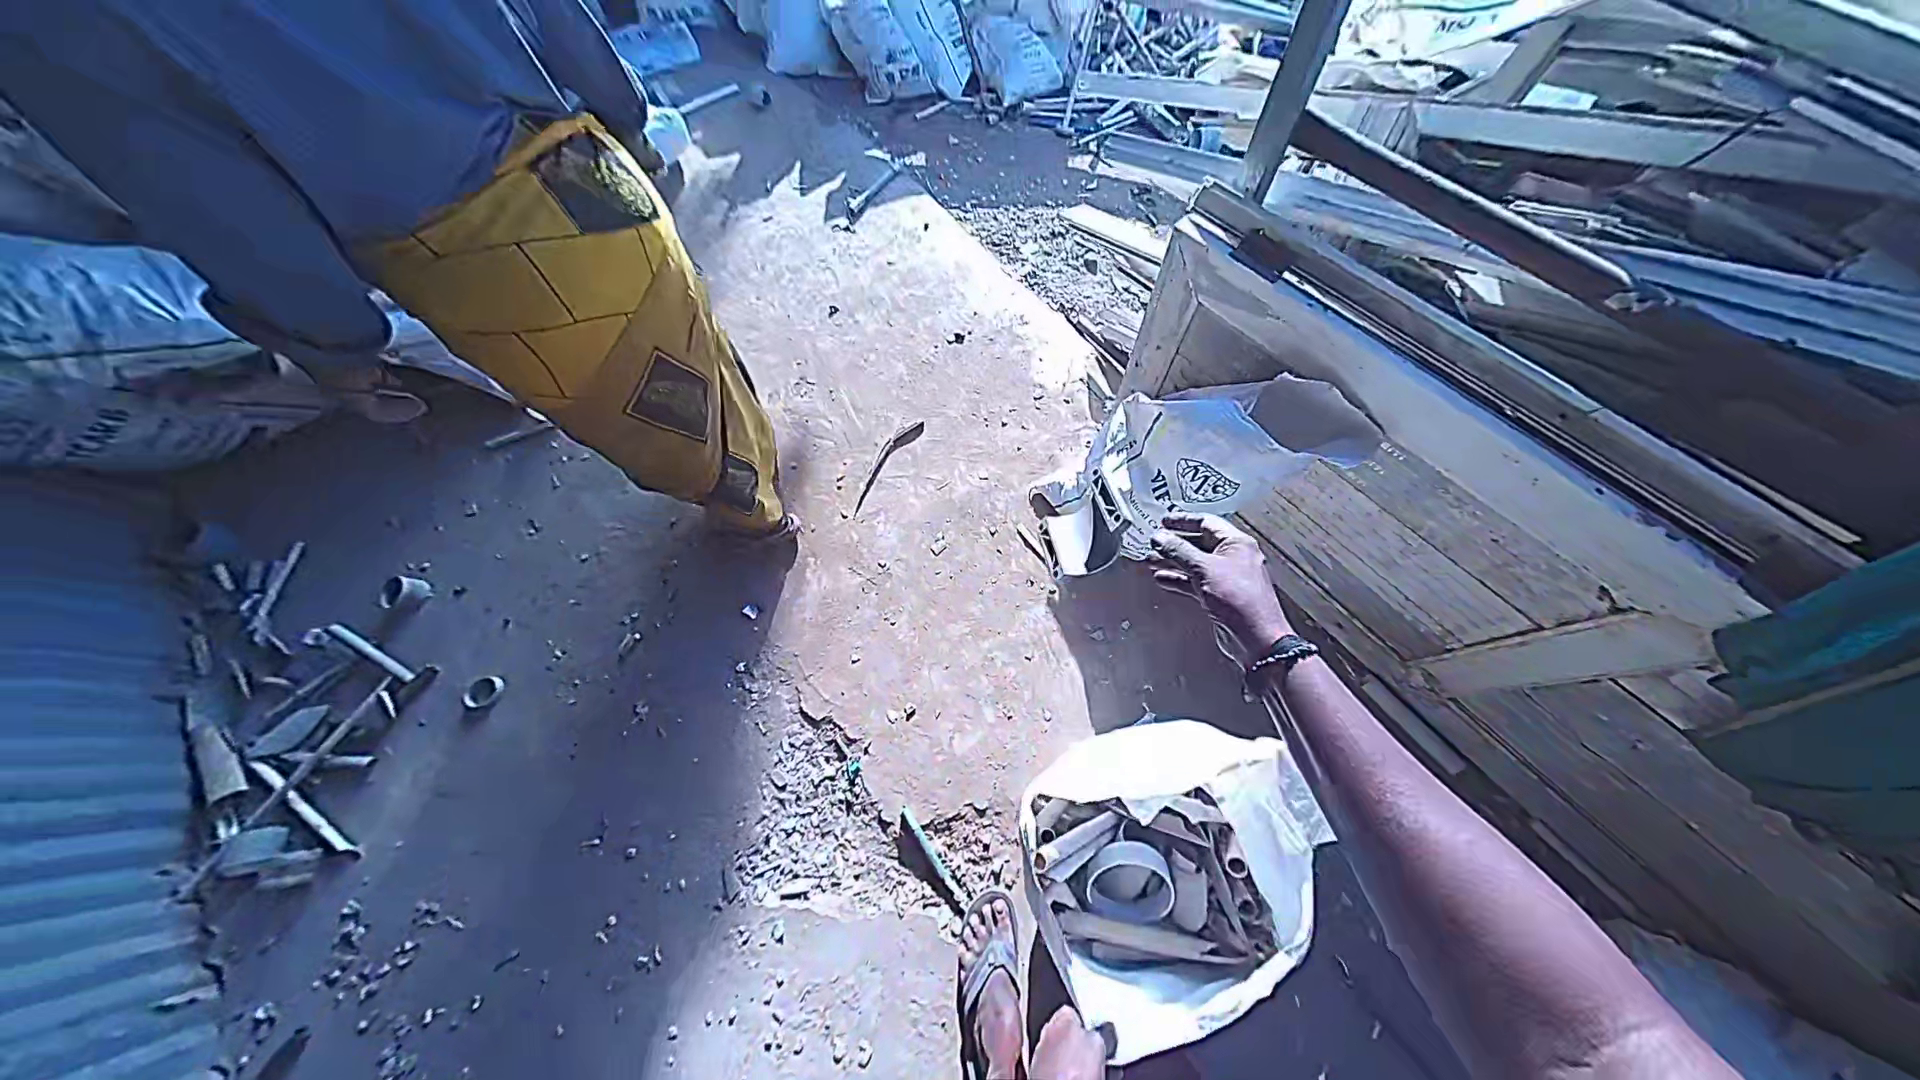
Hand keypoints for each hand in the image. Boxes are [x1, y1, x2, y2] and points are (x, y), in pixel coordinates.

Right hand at [1150, 514, 1292, 666]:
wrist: (1255, 637)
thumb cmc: (1242, 601)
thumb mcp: (1204, 568)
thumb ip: (1179, 551)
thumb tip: (1161, 538)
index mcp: (1237, 543)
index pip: (1206, 522)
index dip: (1183, 520)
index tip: (1165, 521)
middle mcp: (1233, 557)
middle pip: (1198, 543)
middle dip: (1174, 543)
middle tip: (1155, 542)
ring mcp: (1226, 577)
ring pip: (1194, 563)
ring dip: (1173, 561)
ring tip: (1153, 559)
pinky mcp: (1219, 595)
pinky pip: (1194, 581)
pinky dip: (1178, 579)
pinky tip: (1164, 579)